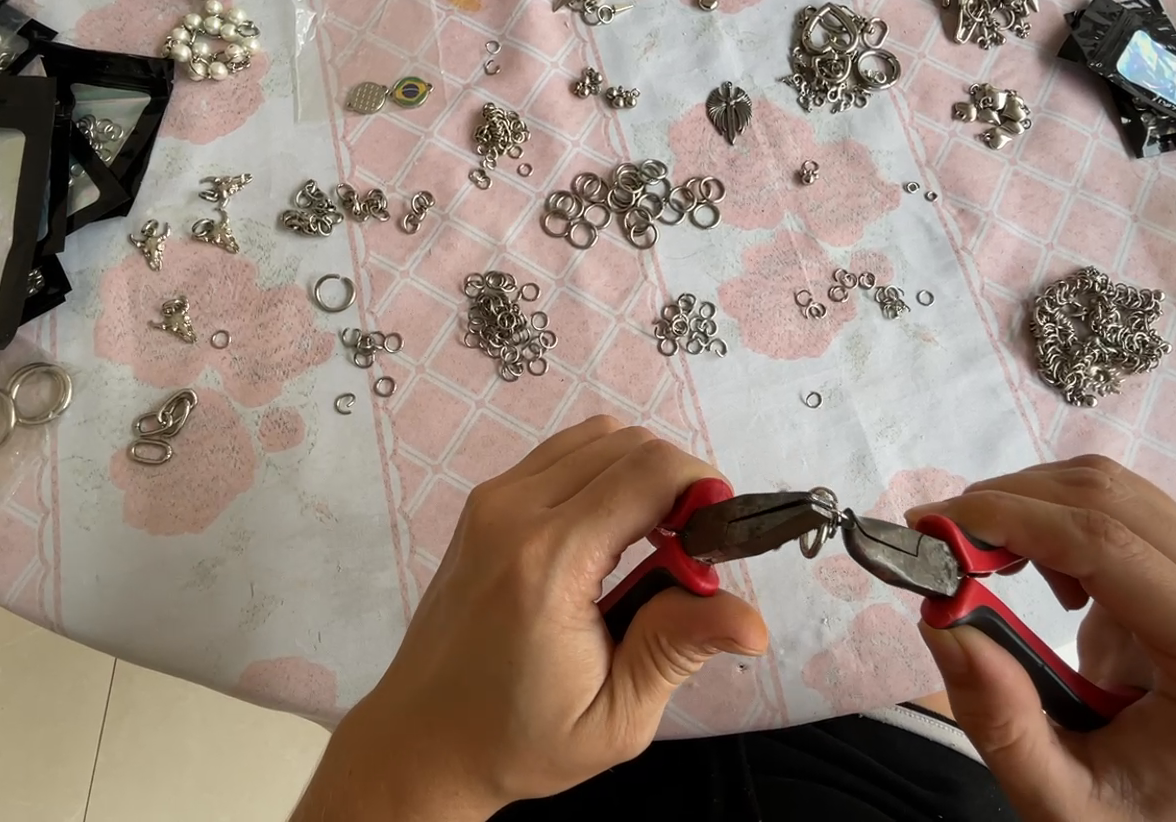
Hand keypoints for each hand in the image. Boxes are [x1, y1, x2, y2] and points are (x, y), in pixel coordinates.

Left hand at [291, 417, 767, 820]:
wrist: (421, 736)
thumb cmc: (519, 738)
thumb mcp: (614, 718)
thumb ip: (677, 648)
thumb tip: (753, 619)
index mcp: (549, 561)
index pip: (648, 471)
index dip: (701, 487)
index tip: (719, 537)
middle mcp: (516, 508)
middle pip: (630, 443)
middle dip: (678, 481)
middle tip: (691, 548)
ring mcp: (495, 495)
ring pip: (599, 436)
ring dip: (642, 471)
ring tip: (652, 538)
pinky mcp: (488, 497)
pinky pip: (565, 451)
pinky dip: (605, 469)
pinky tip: (609, 526)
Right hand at [908, 455, 1175, 821]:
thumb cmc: (1146, 816)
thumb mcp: (1064, 805)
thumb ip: (1002, 724)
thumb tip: (941, 623)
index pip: (1109, 547)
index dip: (1008, 519)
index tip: (927, 525)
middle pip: (1107, 500)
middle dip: (1003, 502)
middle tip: (935, 538)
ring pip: (1108, 485)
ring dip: (1023, 501)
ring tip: (982, 556)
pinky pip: (1116, 500)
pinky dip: (1050, 510)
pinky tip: (1037, 565)